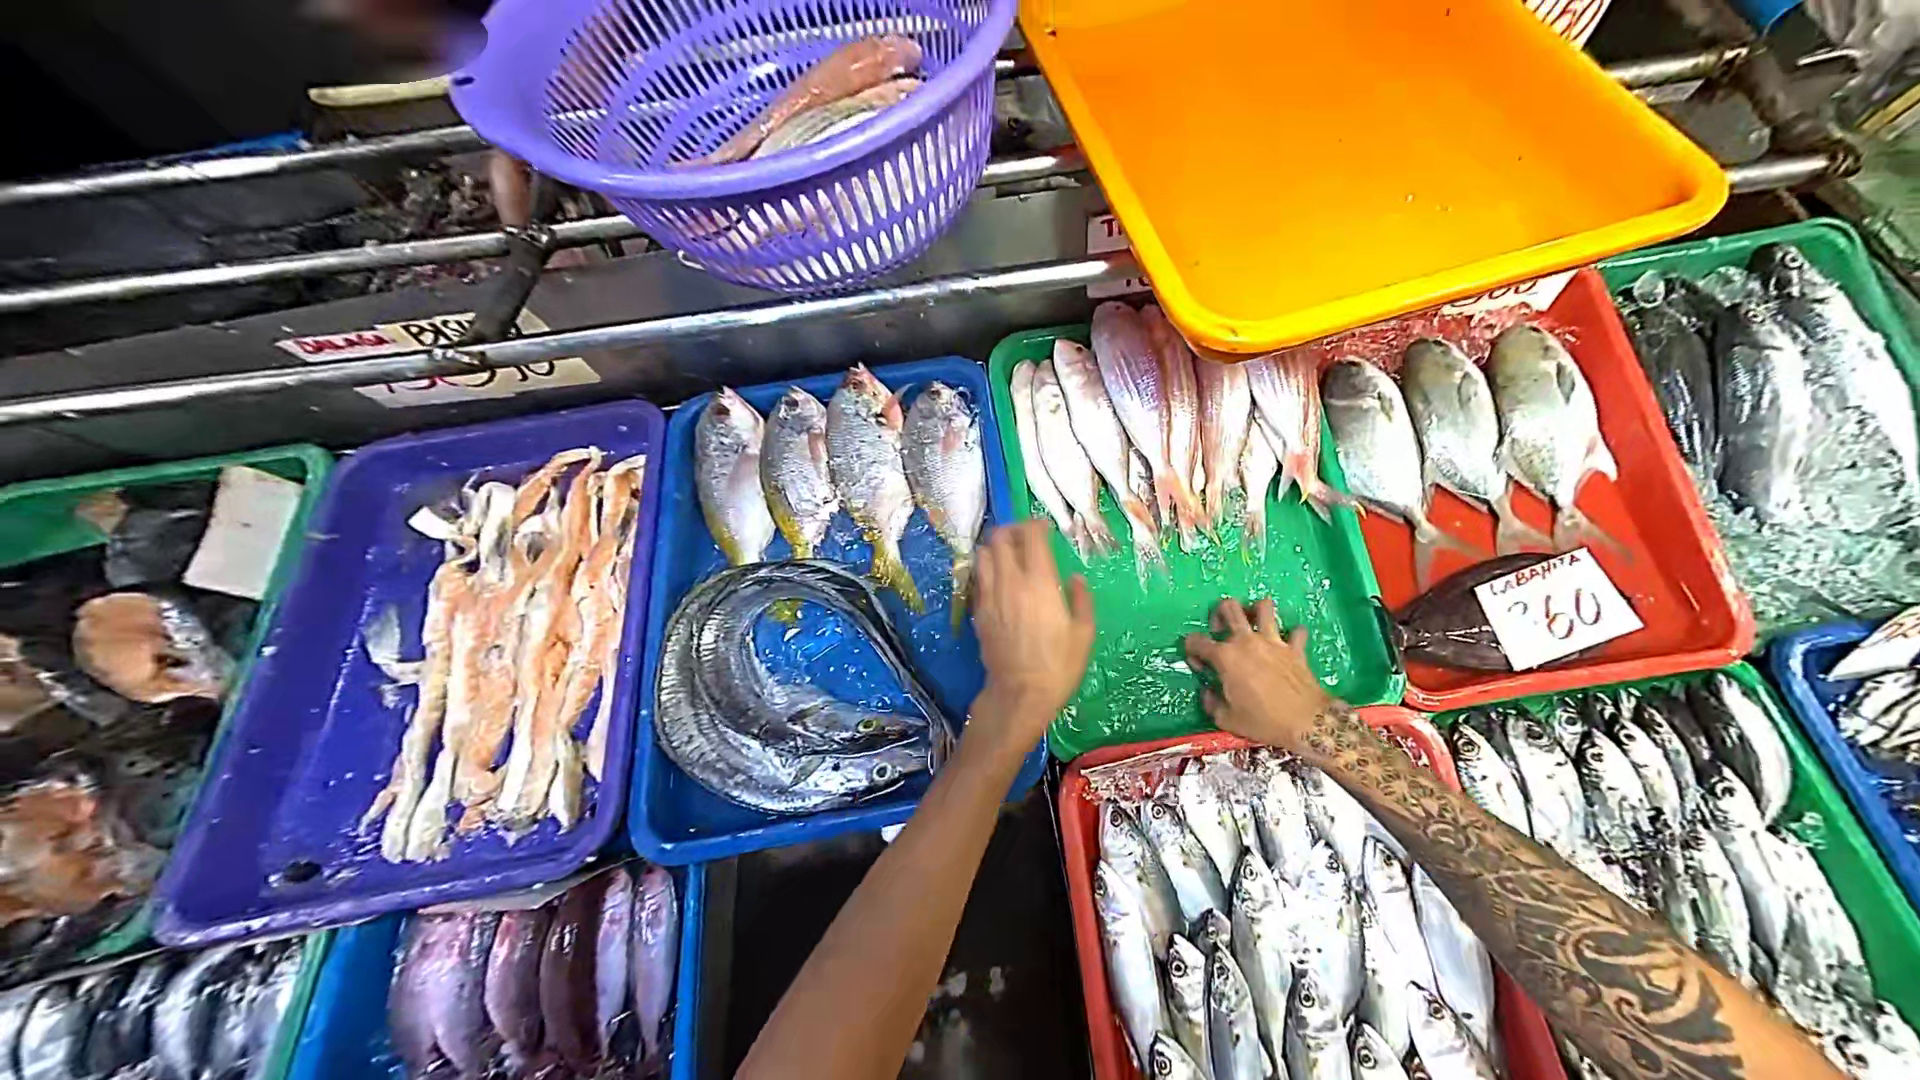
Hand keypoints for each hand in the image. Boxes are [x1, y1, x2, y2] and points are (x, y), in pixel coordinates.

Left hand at [971, 521, 1094, 740]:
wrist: (1020, 693)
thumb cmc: (1058, 665)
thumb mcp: (1084, 633)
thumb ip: (1081, 599)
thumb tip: (1075, 579)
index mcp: (1039, 583)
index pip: (1030, 537)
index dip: (1036, 524)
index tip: (1044, 527)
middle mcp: (1010, 582)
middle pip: (1000, 538)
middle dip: (1012, 530)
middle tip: (1025, 536)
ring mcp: (990, 596)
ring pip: (983, 554)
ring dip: (996, 547)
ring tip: (1009, 553)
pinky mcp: (978, 611)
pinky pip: (978, 578)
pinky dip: (987, 569)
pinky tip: (999, 579)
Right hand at [1183, 598, 1333, 752]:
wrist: (1307, 723)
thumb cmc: (1264, 721)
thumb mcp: (1227, 719)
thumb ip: (1211, 703)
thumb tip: (1208, 693)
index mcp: (1225, 657)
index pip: (1196, 641)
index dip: (1192, 650)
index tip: (1200, 665)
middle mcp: (1246, 641)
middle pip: (1229, 608)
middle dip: (1219, 614)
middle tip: (1221, 630)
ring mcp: (1273, 642)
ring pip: (1264, 607)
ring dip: (1256, 610)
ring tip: (1253, 623)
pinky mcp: (1295, 648)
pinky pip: (1296, 631)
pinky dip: (1292, 634)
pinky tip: (1287, 643)